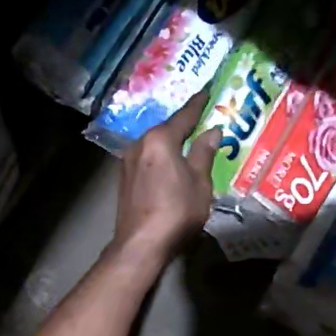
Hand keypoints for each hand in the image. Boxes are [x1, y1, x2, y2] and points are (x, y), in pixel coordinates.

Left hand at [110, 90, 222, 268]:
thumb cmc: (176, 211)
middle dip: (183, 124)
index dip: (198, 104)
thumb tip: (212, 131)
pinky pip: (147, 159)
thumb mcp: (199, 182)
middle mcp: (139, 145)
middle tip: (201, 117)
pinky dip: (160, 156)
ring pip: (154, 145)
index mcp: (159, 140)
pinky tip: (170, 162)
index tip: (207, 91)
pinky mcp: (123, 179)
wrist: (140, 243)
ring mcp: (127, 162)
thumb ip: (204, 154)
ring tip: (188, 140)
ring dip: (170, 142)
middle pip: (165, 129)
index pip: (183, 116)